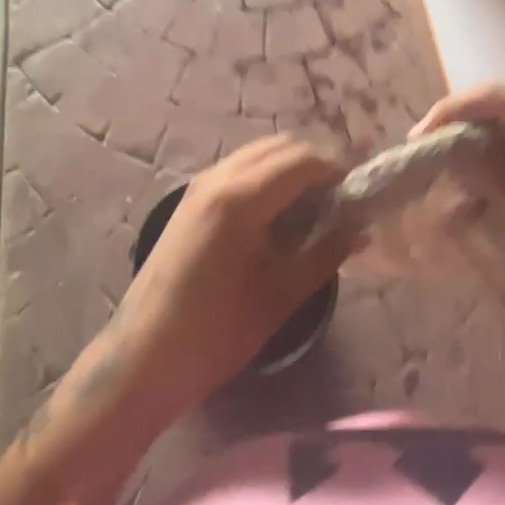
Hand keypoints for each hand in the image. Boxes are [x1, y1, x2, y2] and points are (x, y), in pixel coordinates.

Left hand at [117, 135, 354, 404]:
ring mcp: (199, 186)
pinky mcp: (189, 200)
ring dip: (290, 169)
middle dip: (316, 165)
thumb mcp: (281, 296)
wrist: (144, 357)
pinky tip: (278, 215)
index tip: (360, 194)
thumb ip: (326, 254)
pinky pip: (239, 169)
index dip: (338, 171)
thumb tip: (361, 228)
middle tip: (341, 200)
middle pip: (281, 147)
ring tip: (314, 208)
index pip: (303, 160)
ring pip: (258, 154)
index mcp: (241, 199)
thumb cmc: (216, 333)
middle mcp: (218, 178)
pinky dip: (266, 177)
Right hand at [412, 84, 504, 317]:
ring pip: (498, 126)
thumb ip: (499, 177)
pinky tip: (461, 179)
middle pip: (496, 105)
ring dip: (466, 140)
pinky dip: (481, 160)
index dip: (454, 110)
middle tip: (419, 147)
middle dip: (455, 121)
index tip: (418, 137)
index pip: (499, 98)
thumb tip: (452, 152)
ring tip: (432, 161)